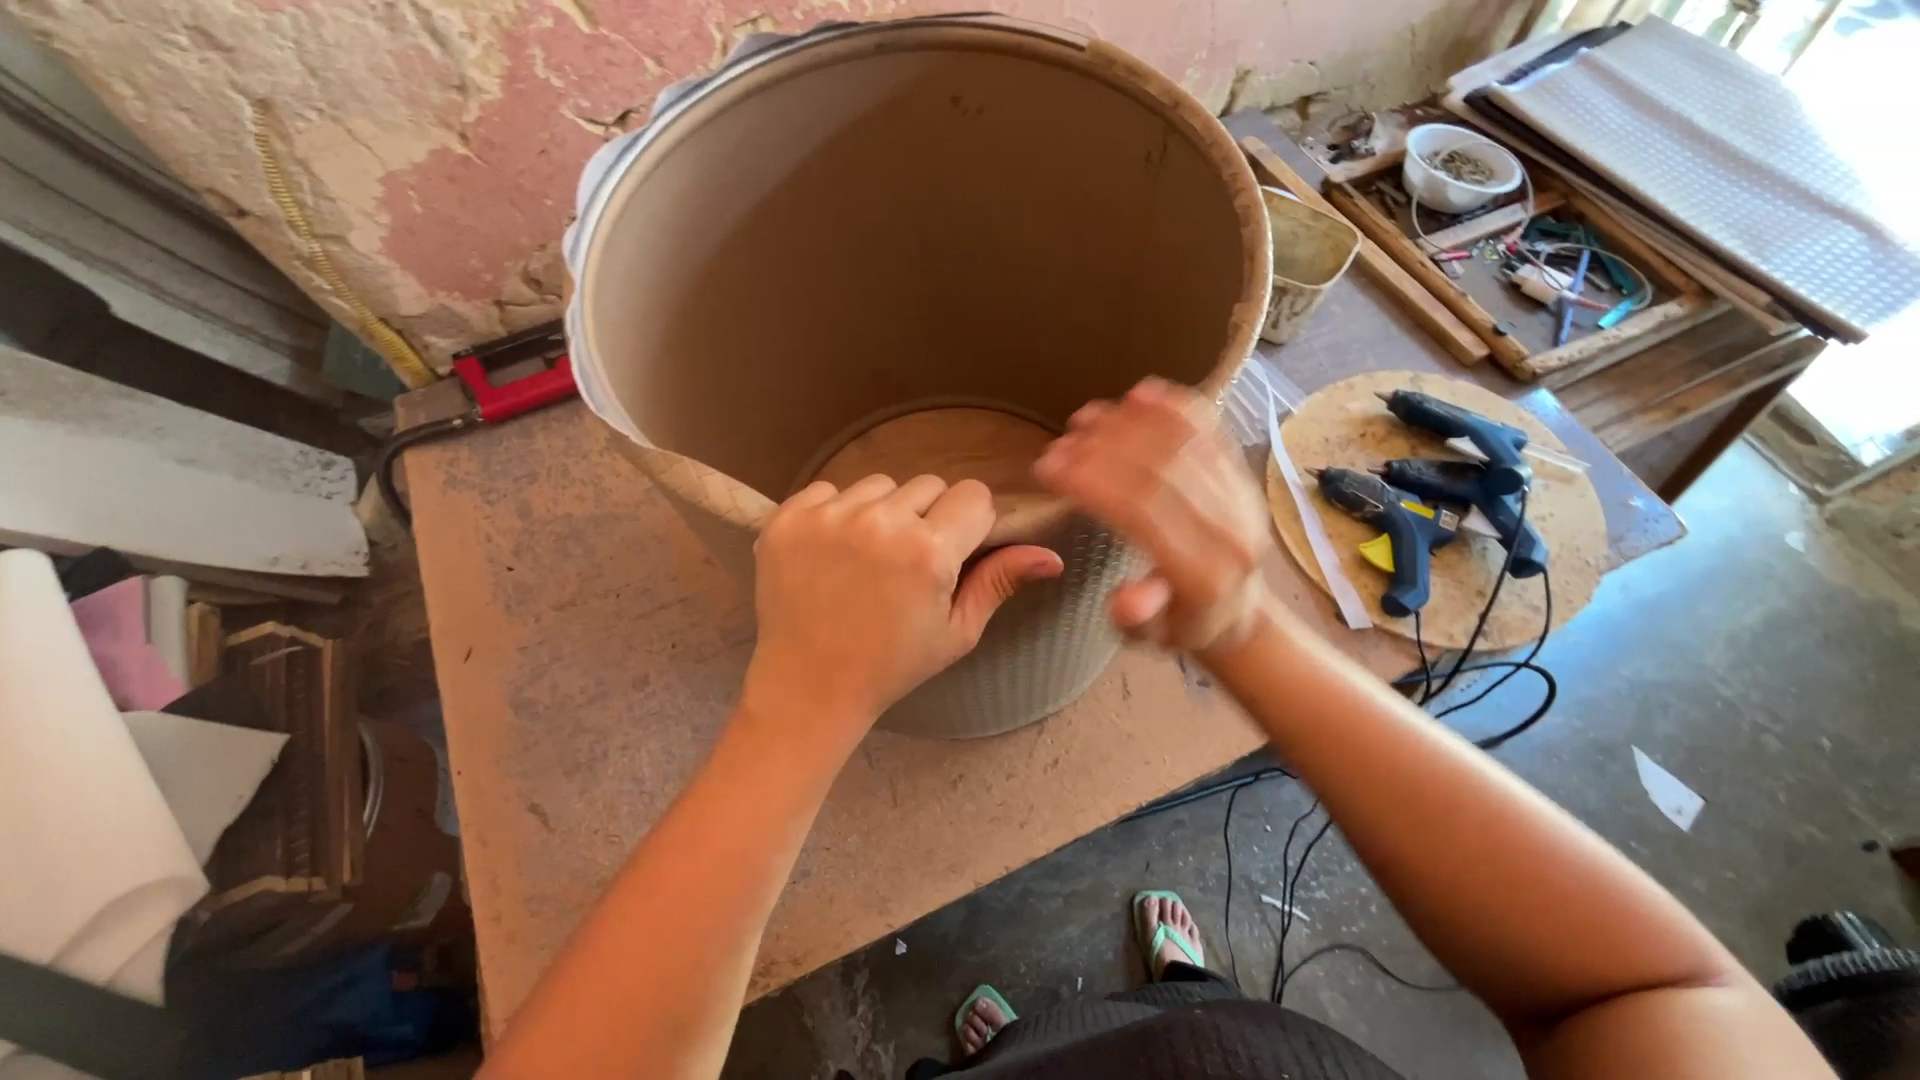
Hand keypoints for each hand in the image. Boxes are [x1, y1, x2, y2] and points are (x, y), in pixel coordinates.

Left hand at [741, 475, 1062, 737]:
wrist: (809, 685)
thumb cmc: (892, 664)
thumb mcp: (956, 631)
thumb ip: (999, 581)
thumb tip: (1052, 556)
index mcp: (929, 552)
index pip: (973, 495)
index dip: (970, 522)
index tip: (954, 550)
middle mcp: (881, 523)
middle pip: (928, 484)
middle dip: (928, 516)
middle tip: (909, 562)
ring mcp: (829, 517)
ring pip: (879, 484)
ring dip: (882, 512)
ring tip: (868, 559)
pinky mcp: (789, 518)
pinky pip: (829, 490)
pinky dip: (836, 514)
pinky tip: (833, 555)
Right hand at [1034, 378, 1273, 655]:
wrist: (1239, 613)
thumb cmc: (1181, 624)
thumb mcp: (1151, 640)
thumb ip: (1139, 618)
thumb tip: (1125, 600)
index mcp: (1203, 573)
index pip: (1143, 510)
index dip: (1092, 480)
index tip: (1049, 465)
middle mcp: (1230, 528)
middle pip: (1161, 470)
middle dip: (1103, 447)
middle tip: (1061, 441)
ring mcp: (1242, 497)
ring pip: (1184, 444)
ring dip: (1131, 423)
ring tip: (1085, 417)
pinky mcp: (1243, 476)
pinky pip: (1212, 432)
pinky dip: (1176, 407)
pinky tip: (1140, 393)